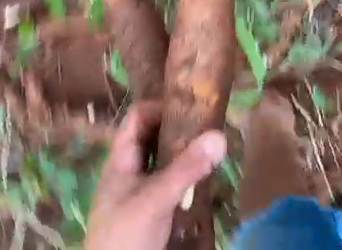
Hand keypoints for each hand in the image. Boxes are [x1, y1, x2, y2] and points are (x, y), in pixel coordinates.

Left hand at [85, 103, 226, 248]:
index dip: (162, 107)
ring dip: (186, 153)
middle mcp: (129, 172)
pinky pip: (172, 183)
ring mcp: (140, 193)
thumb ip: (186, 168)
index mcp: (120, 161)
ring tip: (214, 146)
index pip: (138, 117)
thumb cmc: (124, 237)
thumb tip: (221, 134)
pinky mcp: (152, 212)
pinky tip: (206, 177)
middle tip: (211, 123)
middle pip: (154, 137)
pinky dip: (188, 176)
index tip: (193, 106)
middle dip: (181, 128)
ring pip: (165, 161)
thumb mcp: (155, 199)